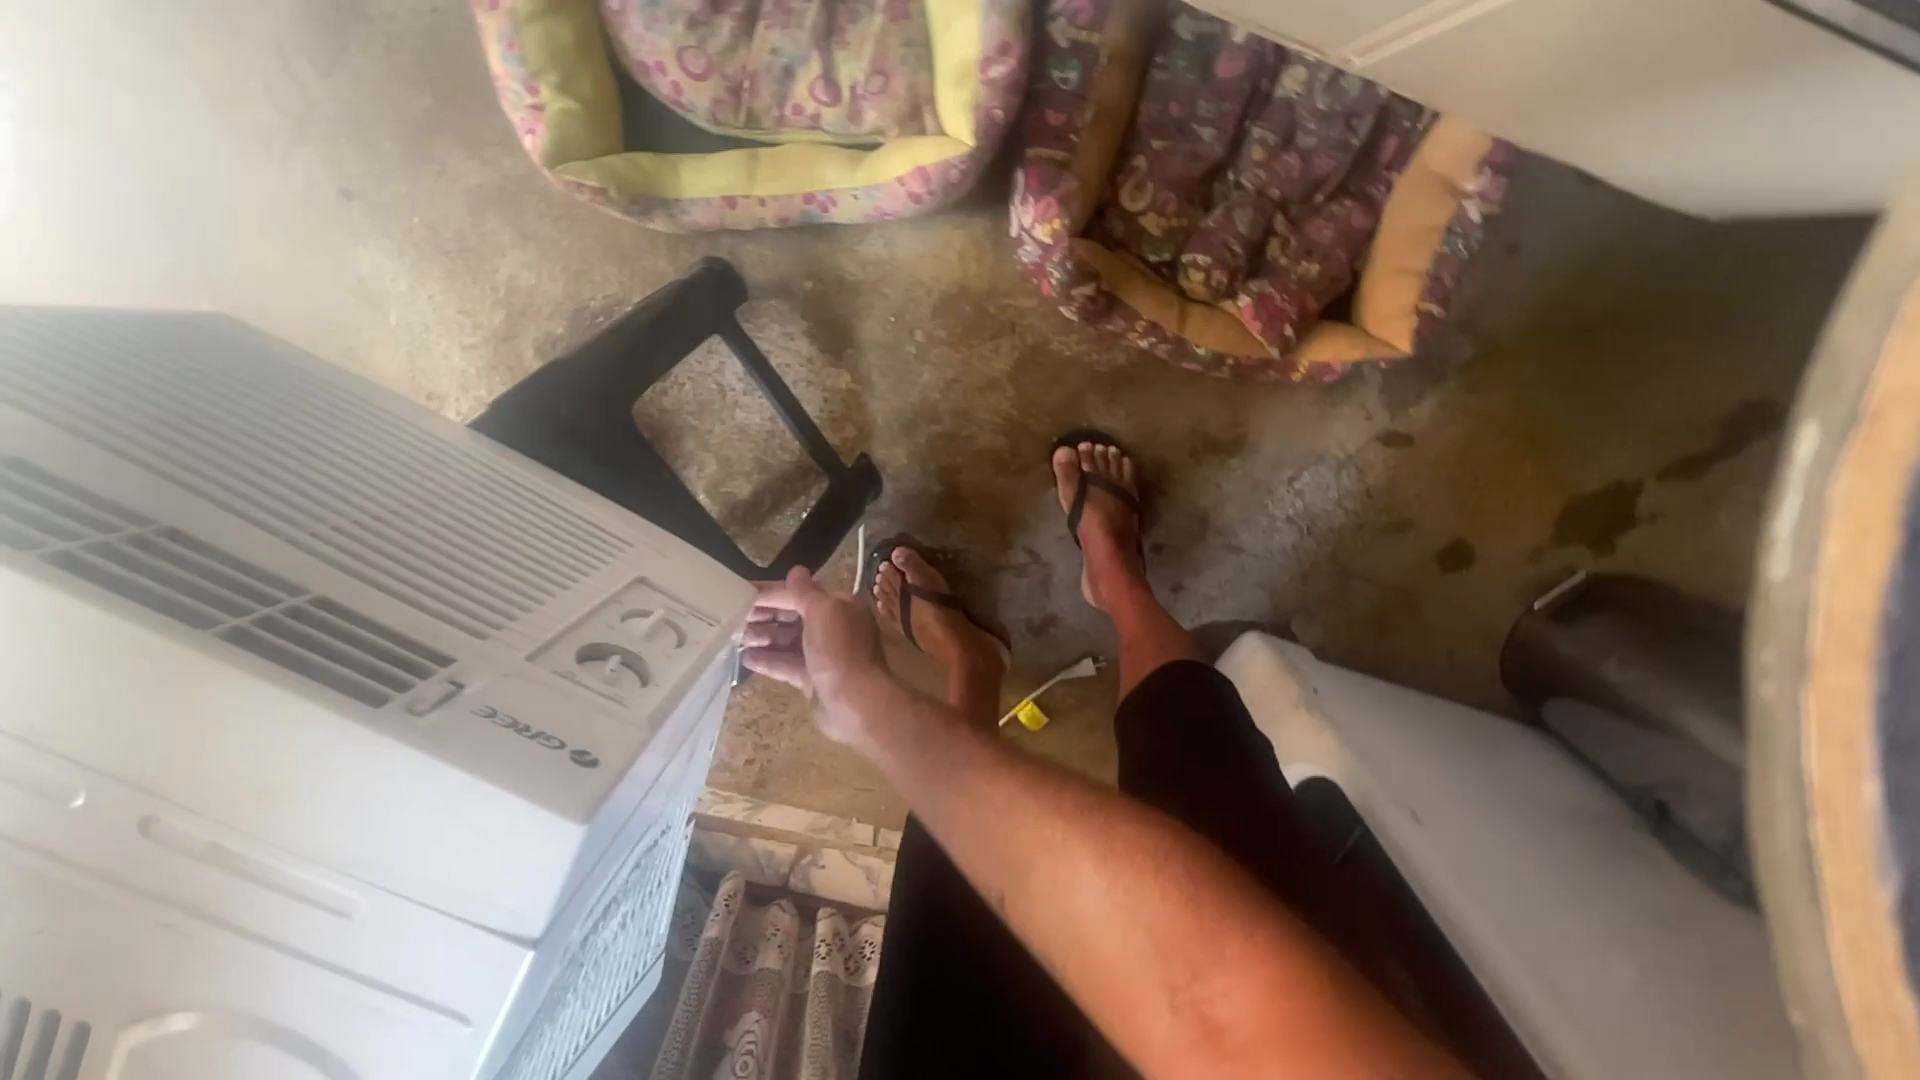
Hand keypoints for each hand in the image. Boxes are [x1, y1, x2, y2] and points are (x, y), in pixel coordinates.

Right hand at [739, 566, 890, 743]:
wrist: (856, 703)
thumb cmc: (839, 651)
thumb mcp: (822, 612)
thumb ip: (805, 592)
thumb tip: (795, 571)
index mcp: (840, 606)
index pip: (800, 592)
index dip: (771, 592)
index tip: (741, 593)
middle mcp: (834, 627)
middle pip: (793, 616)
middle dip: (765, 616)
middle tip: (734, 618)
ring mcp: (824, 655)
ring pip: (789, 641)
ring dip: (764, 637)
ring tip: (736, 638)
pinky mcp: (814, 679)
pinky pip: (788, 664)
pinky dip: (769, 661)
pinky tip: (745, 659)